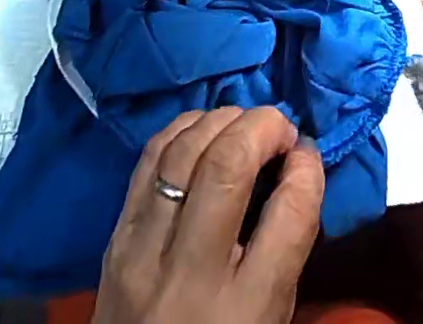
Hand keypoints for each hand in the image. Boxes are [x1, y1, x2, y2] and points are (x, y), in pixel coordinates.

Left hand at [94, 107, 324, 323]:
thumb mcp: (269, 319)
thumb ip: (286, 247)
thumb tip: (297, 163)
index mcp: (244, 313)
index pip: (287, 217)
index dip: (306, 169)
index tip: (308, 152)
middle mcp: (189, 276)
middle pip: (226, 168)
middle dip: (260, 127)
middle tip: (280, 127)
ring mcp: (142, 251)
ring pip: (182, 151)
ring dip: (221, 119)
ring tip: (245, 121)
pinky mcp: (115, 234)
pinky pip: (149, 158)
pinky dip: (182, 128)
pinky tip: (204, 127)